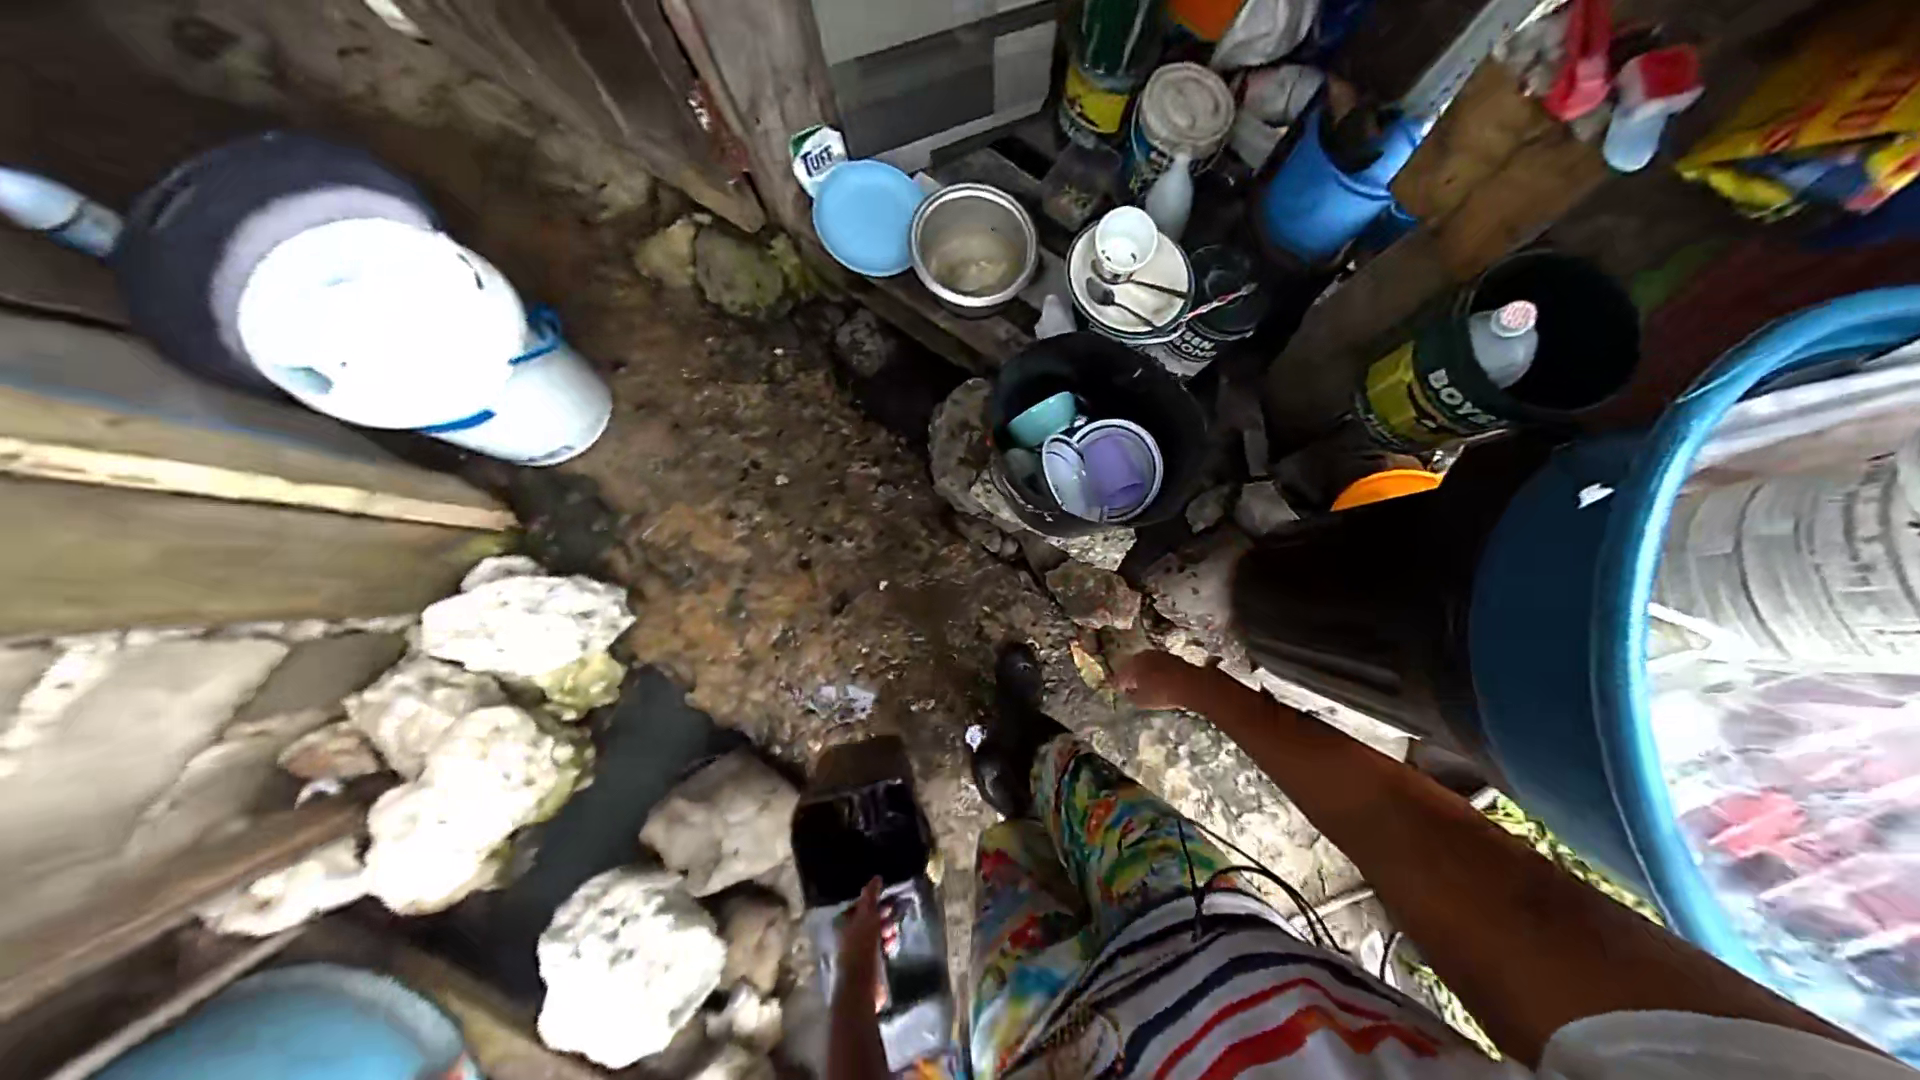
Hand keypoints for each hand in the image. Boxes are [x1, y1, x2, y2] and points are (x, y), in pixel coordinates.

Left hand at [837, 878, 886, 1010]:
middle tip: (893, 914)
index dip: (873, 902)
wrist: (861, 987)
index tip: (887, 900)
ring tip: (893, 933)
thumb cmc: (861, 947)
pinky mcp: (870, 967)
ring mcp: (859, 953)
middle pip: (869, 920)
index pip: (859, 907)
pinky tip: (893, 946)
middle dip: (882, 916)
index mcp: (843, 925)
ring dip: (887, 930)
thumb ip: (871, 896)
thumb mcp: (866, 916)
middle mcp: (849, 938)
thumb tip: (877, 877)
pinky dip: (888, 945)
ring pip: (876, 934)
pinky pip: (881, 950)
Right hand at [1115, 650, 1204, 709]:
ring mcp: (1157, 654)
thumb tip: (1128, 692)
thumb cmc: (1162, 693)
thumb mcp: (1142, 701)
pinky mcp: (1170, 656)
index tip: (1120, 691)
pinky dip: (1156, 671)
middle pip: (1132, 667)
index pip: (1120, 675)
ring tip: (1147, 685)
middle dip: (1131, 676)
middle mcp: (1141, 655)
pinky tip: (1160, 680)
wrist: (1191, 684)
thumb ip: (1131, 696)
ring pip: (1145, 664)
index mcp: (1131, 665)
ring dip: (1144, 672)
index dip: (1119, 685)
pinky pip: (1157, 664)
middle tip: (1132, 688)